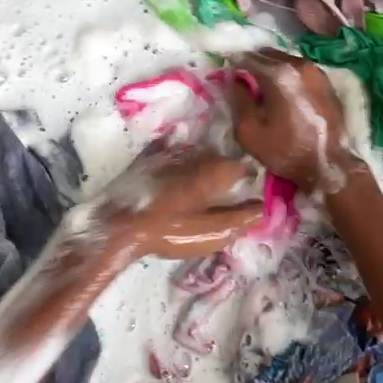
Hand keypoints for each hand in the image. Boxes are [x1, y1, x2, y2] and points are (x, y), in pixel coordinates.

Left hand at [101, 145, 264, 258]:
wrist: (119, 224)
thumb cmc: (169, 230)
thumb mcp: (211, 234)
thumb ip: (241, 219)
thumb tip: (263, 207)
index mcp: (218, 169)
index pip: (246, 166)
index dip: (249, 179)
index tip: (246, 192)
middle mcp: (200, 152)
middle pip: (222, 158)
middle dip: (225, 172)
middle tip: (220, 195)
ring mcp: (174, 149)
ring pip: (199, 152)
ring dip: (202, 164)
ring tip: (195, 187)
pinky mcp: (152, 153)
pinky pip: (174, 148)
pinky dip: (179, 157)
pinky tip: (175, 174)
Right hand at [228, 49, 356, 191]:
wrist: (330, 164)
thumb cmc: (287, 150)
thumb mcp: (250, 132)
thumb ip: (238, 100)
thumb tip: (232, 80)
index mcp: (278, 73)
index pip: (247, 57)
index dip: (234, 66)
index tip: (228, 78)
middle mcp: (299, 64)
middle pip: (267, 54)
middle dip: (253, 65)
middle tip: (245, 85)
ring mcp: (316, 71)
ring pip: (285, 60)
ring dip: (271, 69)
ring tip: (264, 90)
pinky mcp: (326, 81)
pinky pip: (300, 70)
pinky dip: (288, 76)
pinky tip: (284, 94)